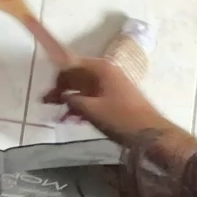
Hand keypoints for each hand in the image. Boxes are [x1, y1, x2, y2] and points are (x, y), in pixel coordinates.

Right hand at [41, 56, 170, 142]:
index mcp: (101, 68)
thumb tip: (61, 95)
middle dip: (61, 88)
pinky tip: (71, 119)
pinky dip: (81, 105)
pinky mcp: (114, 97)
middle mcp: (105, 72)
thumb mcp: (92, 110)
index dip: (58, 72)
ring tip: (57, 114)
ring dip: (70, 99)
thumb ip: (73, 100)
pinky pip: (92, 97)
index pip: (72, 62)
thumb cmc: (120, 118)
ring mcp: (111, 84)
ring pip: (84, 87)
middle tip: (46, 101)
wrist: (150, 134)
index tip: (46, 82)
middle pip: (77, 74)